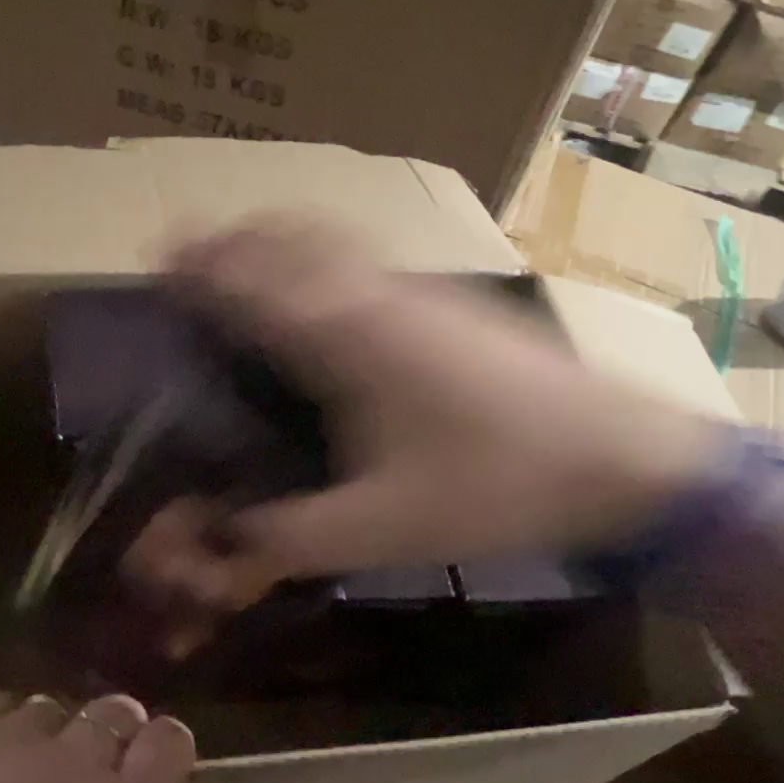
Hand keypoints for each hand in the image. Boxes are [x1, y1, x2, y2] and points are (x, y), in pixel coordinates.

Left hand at [0, 694, 210, 782]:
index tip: (150, 759)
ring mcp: (12, 741)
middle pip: (115, 710)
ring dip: (50, 732)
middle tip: (90, 761)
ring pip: (50, 706)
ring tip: (28, 764)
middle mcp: (75, 761)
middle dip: (112, 731)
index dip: (165, 744)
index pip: (170, 739)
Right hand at [164, 222, 729, 578]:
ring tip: (248, 266)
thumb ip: (296, 537)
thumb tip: (228, 544)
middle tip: (195, 258)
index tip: (162, 259)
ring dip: (283, 242)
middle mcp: (382, 300)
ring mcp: (423, 296)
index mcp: (352, 341)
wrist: (621, 459)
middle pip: (296, 237)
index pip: (260, 283)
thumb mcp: (385, 528)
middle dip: (238, 238)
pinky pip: (368, 263)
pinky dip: (325, 261)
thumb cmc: (498, 486)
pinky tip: (329, 304)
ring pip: (336, 241)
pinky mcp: (454, 308)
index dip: (206, 266)